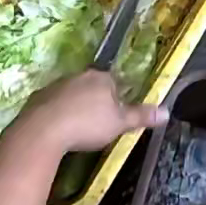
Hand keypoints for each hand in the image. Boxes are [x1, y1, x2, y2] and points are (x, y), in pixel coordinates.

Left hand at [7, 70, 168, 153]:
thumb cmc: (88, 124)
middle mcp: (79, 76)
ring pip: (71, 93)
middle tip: (97, 123)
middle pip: (92, 86)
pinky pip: (53, 103)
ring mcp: (57, 85)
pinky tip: (58, 128)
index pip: (114, 83)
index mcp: (101, 78)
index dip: (116, 98)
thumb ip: (141, 116)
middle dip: (95, 101)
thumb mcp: (120, 123)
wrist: (44, 129)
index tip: (115, 115)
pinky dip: (57, 112)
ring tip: (77, 128)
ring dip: (75, 106)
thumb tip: (166, 111)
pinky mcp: (39, 96)